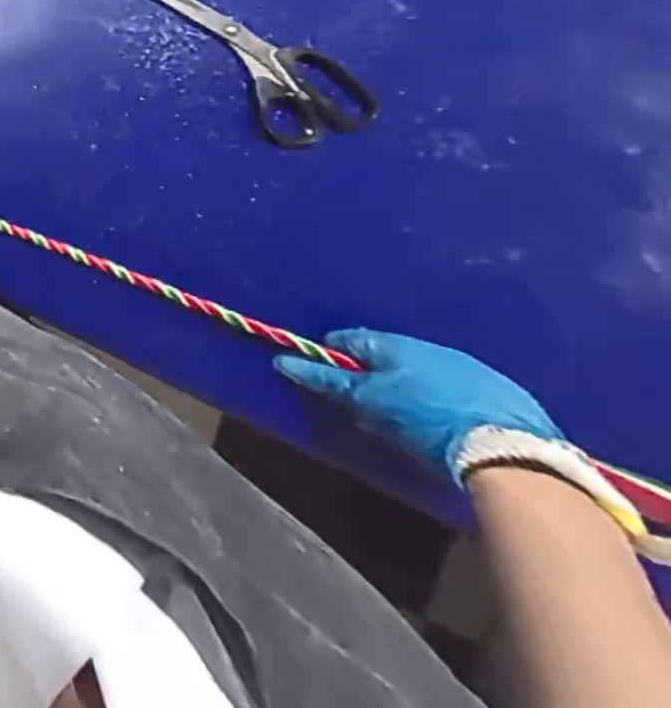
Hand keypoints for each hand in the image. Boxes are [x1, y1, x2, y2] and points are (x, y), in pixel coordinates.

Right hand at [275, 328, 563, 483]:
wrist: (514, 457)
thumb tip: (283, 361)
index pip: (347, 339)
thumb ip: (325, 379)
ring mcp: (477, 370)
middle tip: (364, 406)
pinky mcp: (509, 395)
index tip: (327, 381)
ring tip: (405, 418)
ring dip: (409, 387)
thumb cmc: (422, 421)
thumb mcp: (365, 402)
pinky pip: (460, 390)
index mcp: (397, 345)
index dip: (330, 358)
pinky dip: (444, 400)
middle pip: (387, 356)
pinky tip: (445, 424)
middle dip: (371, 376)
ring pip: (425, 372)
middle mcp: (435, 349)